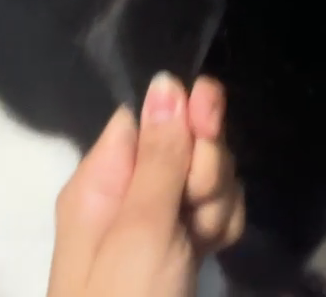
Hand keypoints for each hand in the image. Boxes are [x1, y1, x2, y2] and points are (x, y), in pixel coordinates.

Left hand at [49, 74, 246, 296]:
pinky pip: (221, 206)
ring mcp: (161, 219)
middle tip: (196, 205)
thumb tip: (166, 78)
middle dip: (209, 166)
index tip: (208, 128)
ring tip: (201, 239)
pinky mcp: (187, 241)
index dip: (185, 117)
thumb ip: (161, 155)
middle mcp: (130, 193)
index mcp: (102, 182)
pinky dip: (224, 223)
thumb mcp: (140, 230)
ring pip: (213, 173)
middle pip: (190, 139)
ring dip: (219, 199)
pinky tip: (212, 248)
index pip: (152, 114)